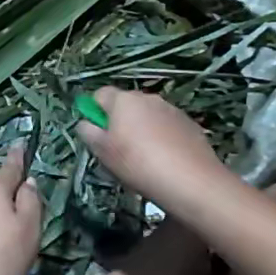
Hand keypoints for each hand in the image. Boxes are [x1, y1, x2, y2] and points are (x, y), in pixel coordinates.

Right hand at [75, 87, 225, 206]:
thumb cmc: (137, 163)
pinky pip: (166, 126)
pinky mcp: (189, 124)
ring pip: (147, 116)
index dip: (94, 111)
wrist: (190, 181)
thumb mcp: (102, 152)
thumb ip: (88, 132)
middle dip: (118, 121)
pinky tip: (164, 159)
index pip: (100, 94)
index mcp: (123, 100)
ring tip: (143, 158)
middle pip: (125, 104)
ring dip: (140, 129)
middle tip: (117, 149)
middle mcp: (148, 97)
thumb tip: (85, 123)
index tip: (96, 133)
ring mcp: (171, 109)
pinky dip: (161, 137)